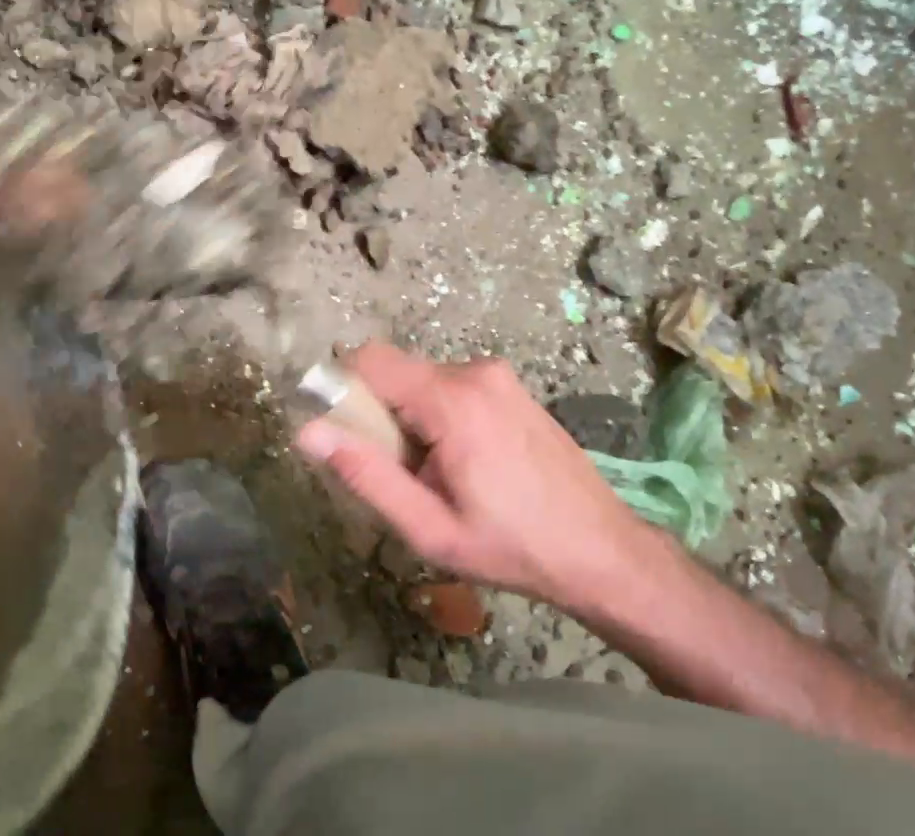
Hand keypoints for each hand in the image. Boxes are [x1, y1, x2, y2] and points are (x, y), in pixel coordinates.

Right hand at [294, 343, 664, 610]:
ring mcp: (498, 377)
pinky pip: (445, 387)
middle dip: (376, 414)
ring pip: (417, 381)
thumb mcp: (429, 528)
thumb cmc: (513, 547)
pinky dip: (434, 416)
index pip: (367, 360)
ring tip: (434, 474)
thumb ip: (366, 476)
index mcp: (453, 401)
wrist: (606, 554)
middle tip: (400, 471)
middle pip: (391, 372)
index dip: (341, 391)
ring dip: (406, 419)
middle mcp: (475, 373)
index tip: (345, 437)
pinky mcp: (509, 388)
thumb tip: (307, 432)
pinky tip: (461, 463)